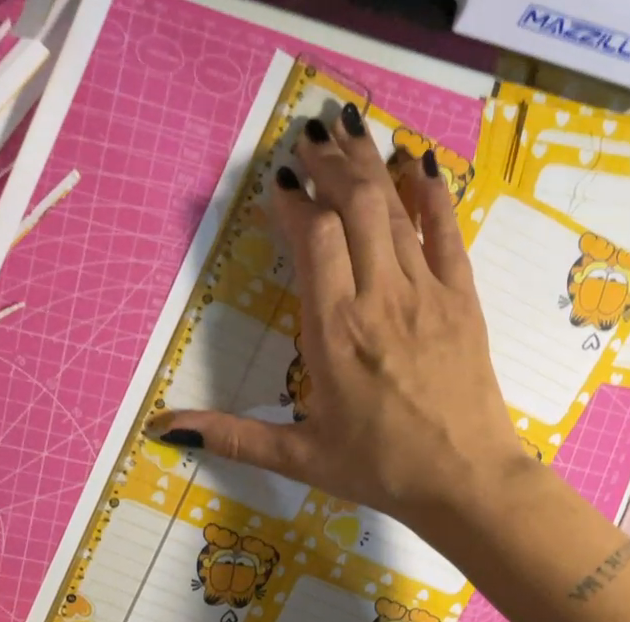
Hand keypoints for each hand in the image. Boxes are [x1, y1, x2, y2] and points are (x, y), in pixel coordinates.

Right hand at [151, 102, 535, 527]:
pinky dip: (431, 193)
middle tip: (307, 140)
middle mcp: (379, 299)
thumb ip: (231, 436)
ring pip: (395, 209)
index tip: (279, 185)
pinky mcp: (462, 299)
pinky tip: (417, 164)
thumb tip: (162, 429)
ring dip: (368, 164)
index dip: (294, 203)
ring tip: (346, 131)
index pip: (315, 239)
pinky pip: (447, 231)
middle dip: (329, 165)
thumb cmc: (380, 471)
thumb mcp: (299, 456)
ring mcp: (426, 293)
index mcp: (334, 333)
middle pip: (356, 205)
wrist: (467, 483)